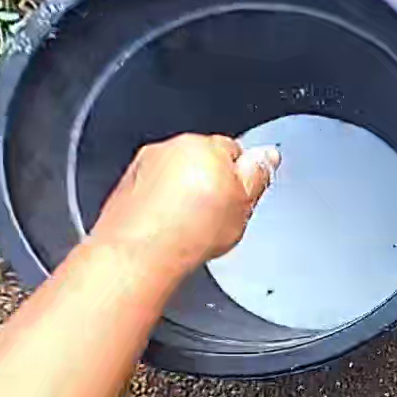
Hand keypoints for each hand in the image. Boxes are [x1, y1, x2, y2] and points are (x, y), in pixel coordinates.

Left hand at [88, 134, 279, 278]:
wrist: (143, 251)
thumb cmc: (192, 229)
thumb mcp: (245, 203)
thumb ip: (258, 173)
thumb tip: (267, 155)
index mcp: (205, 146)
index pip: (237, 149)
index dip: (244, 175)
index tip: (243, 196)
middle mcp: (172, 147)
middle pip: (207, 159)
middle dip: (216, 181)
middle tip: (223, 211)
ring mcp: (146, 163)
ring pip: (181, 172)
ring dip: (190, 191)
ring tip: (198, 222)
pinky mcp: (129, 181)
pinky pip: (158, 185)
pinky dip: (167, 200)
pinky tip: (176, 223)